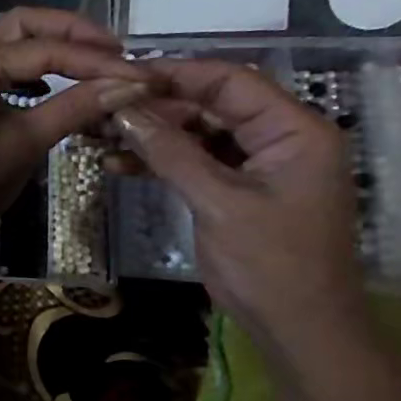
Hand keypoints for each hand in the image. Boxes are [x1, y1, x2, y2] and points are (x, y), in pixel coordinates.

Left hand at [0, 8, 151, 263]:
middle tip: (117, 53)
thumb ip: (77, 107)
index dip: (93, 60)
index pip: (41, 50)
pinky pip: (9, 67)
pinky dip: (39, 68)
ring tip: (100, 63)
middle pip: (25, 26)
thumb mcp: (28, 143)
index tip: (139, 72)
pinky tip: (64, 81)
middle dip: (73, 34)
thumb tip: (134, 84)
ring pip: (17, 43)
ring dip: (57, 46)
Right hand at [113, 58, 366, 342]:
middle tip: (105, 110)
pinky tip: (120, 164)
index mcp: (295, 130)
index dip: (177, 74)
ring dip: (154, 135)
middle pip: (212, 105)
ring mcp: (258, 165)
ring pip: (199, 134)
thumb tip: (126, 112)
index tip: (124, 77)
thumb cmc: (271, 263)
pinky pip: (196, 163)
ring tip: (103, 135)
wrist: (297, 326)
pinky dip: (161, 162)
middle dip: (158, 107)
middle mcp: (280, 138)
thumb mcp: (219, 203)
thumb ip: (173, 153)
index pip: (232, 82)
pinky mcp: (238, 190)